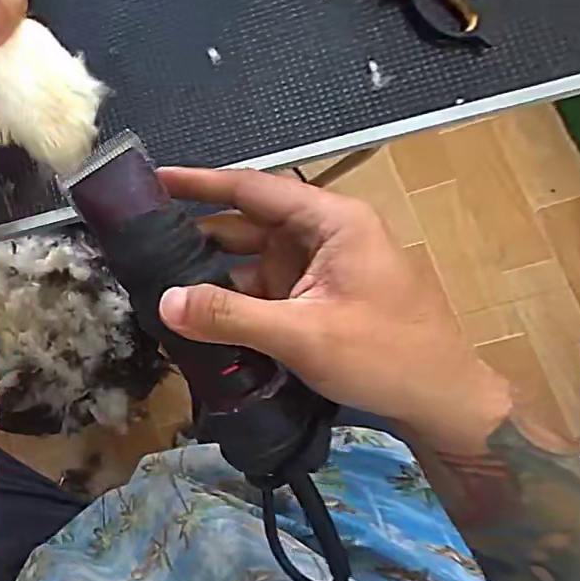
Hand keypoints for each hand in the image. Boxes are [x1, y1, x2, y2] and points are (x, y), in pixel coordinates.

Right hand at [156, 167, 511, 448]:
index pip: (254, 188)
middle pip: (247, 223)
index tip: (155, 179)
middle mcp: (321, 236)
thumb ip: (231, 315)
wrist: (439, 401)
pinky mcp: (312, 299)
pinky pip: (261, 289)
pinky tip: (196, 313)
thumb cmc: (387, 356)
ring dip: (210, 272)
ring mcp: (316, 269)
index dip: (201, 182)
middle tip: (141, 242)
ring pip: (250, 260)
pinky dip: (231, 300)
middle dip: (196, 232)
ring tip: (156, 280)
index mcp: (331, 221)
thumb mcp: (303, 334)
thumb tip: (165, 302)